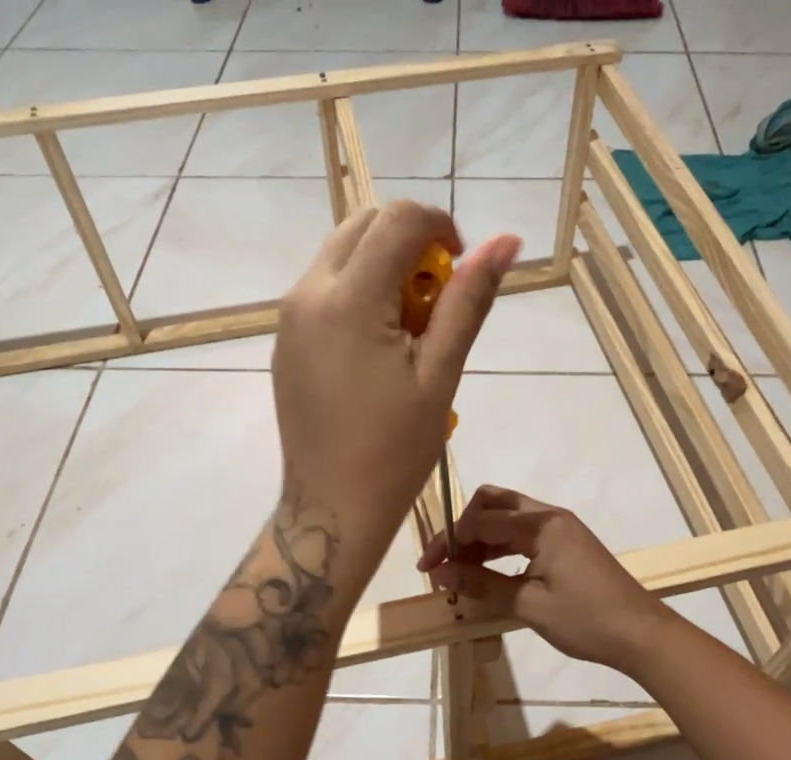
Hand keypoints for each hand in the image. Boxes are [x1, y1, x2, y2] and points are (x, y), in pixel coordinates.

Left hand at [272, 201, 521, 533]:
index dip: (442, 228)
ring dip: (383, 266)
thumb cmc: (395, 451)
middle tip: (438, 299)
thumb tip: (506, 241)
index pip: (399, 219)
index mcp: (348, 300)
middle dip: (410, 242)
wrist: (331, 508)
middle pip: (363, 224)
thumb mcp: (441, 374)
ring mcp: (289, 317)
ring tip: (411, 328)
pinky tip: (379, 348)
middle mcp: (307, 293)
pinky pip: (324, 288)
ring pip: (341, 253)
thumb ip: (468, 301)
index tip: (463, 269)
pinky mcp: (284, 340)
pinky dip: (358, 293)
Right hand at [416, 486, 671, 672]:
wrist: (640, 634)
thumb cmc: (586, 619)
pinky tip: (486, 574)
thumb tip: (439, 573)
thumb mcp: (528, 605)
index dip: (449, 541)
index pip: (481, 520)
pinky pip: (522, 535)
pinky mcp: (566, 545)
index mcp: (541, 525)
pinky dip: (499, 549)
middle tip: (443, 563)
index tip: (428, 570)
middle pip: (493, 504)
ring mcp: (560, 529)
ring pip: (507, 519)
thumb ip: (481, 584)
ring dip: (480, 540)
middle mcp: (549, 516)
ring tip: (458, 573)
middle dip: (462, 529)